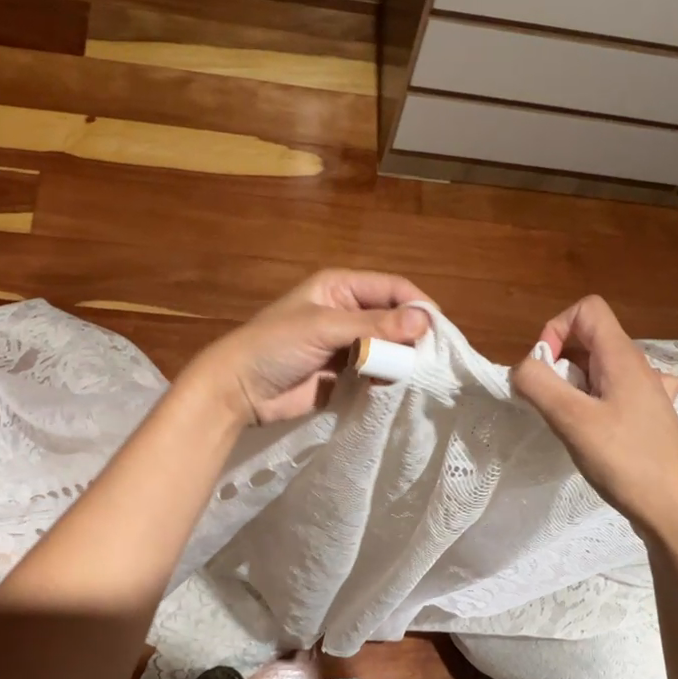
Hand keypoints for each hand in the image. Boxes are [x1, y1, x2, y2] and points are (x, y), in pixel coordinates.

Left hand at [189, 270, 434, 425]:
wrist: (238, 391)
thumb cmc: (274, 346)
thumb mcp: (324, 328)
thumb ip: (373, 326)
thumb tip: (424, 322)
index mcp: (340, 287)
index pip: (392, 288)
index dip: (417, 306)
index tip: (439, 331)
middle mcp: (346, 313)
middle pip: (393, 319)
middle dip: (412, 336)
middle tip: (432, 359)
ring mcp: (345, 346)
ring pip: (386, 348)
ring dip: (401, 360)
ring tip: (415, 376)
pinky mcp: (342, 377)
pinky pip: (374, 374)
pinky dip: (386, 380)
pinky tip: (395, 389)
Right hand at [511, 296, 677, 528]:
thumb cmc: (627, 461)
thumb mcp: (572, 420)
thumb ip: (538, 385)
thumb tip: (521, 368)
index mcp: (623, 357)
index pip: (587, 309)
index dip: (556, 329)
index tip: (544, 370)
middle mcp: (638, 368)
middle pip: (589, 340)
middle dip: (558, 364)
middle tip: (551, 405)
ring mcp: (646, 396)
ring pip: (597, 372)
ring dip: (572, 390)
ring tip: (570, 426)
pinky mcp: (647, 421)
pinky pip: (611, 398)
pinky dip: (592, 409)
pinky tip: (595, 437)